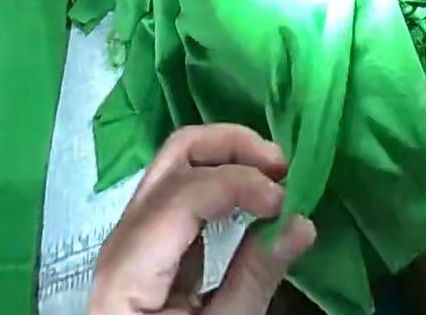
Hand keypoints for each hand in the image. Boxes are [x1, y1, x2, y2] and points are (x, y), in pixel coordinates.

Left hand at [90, 125, 317, 314]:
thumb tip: (302, 222)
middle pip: (177, 155)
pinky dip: (222, 177)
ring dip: (231, 156)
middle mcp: (123, 237)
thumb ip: (255, 279)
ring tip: (275, 173)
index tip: (285, 201)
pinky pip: (184, 186)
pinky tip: (253, 192)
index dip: (239, 183)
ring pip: (180, 161)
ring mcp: (134, 234)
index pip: (185, 192)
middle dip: (233, 146)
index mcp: (129, 269)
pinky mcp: (151, 241)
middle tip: (281, 165)